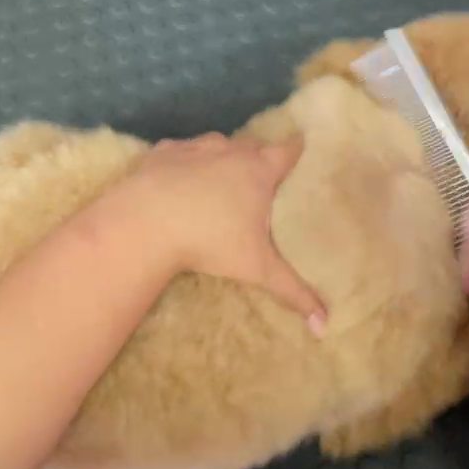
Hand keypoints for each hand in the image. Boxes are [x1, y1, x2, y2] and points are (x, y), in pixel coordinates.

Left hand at [75, 133, 326, 332]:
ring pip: (217, 143)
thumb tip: (325, 325)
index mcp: (258, 171)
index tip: (304, 150)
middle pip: (253, 146)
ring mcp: (194, 147)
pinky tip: (179, 178)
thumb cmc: (209, 241)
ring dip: (223, 156)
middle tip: (265, 176)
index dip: (298, 151)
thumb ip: (293, 291)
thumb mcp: (256, 269)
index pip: (288, 152)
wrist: (143, 222)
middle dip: (261, 157)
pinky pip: (181, 150)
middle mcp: (229, 150)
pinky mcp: (163, 151)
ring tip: (223, 178)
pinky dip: (185, 160)